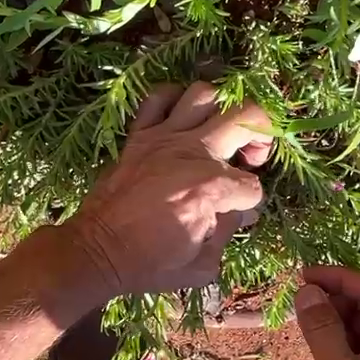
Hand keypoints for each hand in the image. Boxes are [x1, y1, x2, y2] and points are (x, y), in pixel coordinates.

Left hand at [63, 82, 272, 298]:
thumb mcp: (202, 266)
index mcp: (210, 188)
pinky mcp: (139, 134)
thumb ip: (228, 233)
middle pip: (246, 116)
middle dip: (261, 135)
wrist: (98, 250)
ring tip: (219, 130)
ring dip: (221, 108)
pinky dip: (174, 99)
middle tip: (252, 157)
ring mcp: (163, 137)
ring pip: (203, 94)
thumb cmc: (150, 264)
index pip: (252, 185)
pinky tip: (182, 118)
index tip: (237, 212)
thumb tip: (240, 211)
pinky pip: (157, 98)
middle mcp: (191, 152)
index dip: (251, 201)